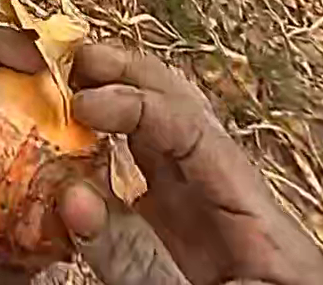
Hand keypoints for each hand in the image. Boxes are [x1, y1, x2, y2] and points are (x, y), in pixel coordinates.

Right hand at [62, 44, 322, 284]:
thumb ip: (141, 264)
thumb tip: (70, 196)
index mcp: (252, 208)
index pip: (188, 123)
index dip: (132, 100)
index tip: (82, 103)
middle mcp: (228, 190)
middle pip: (181, 100)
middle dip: (126, 69)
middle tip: (72, 59)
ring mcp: (205, 206)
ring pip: (162, 122)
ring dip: (118, 91)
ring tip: (71, 77)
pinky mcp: (182, 227)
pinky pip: (144, 165)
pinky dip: (109, 140)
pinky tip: (77, 135)